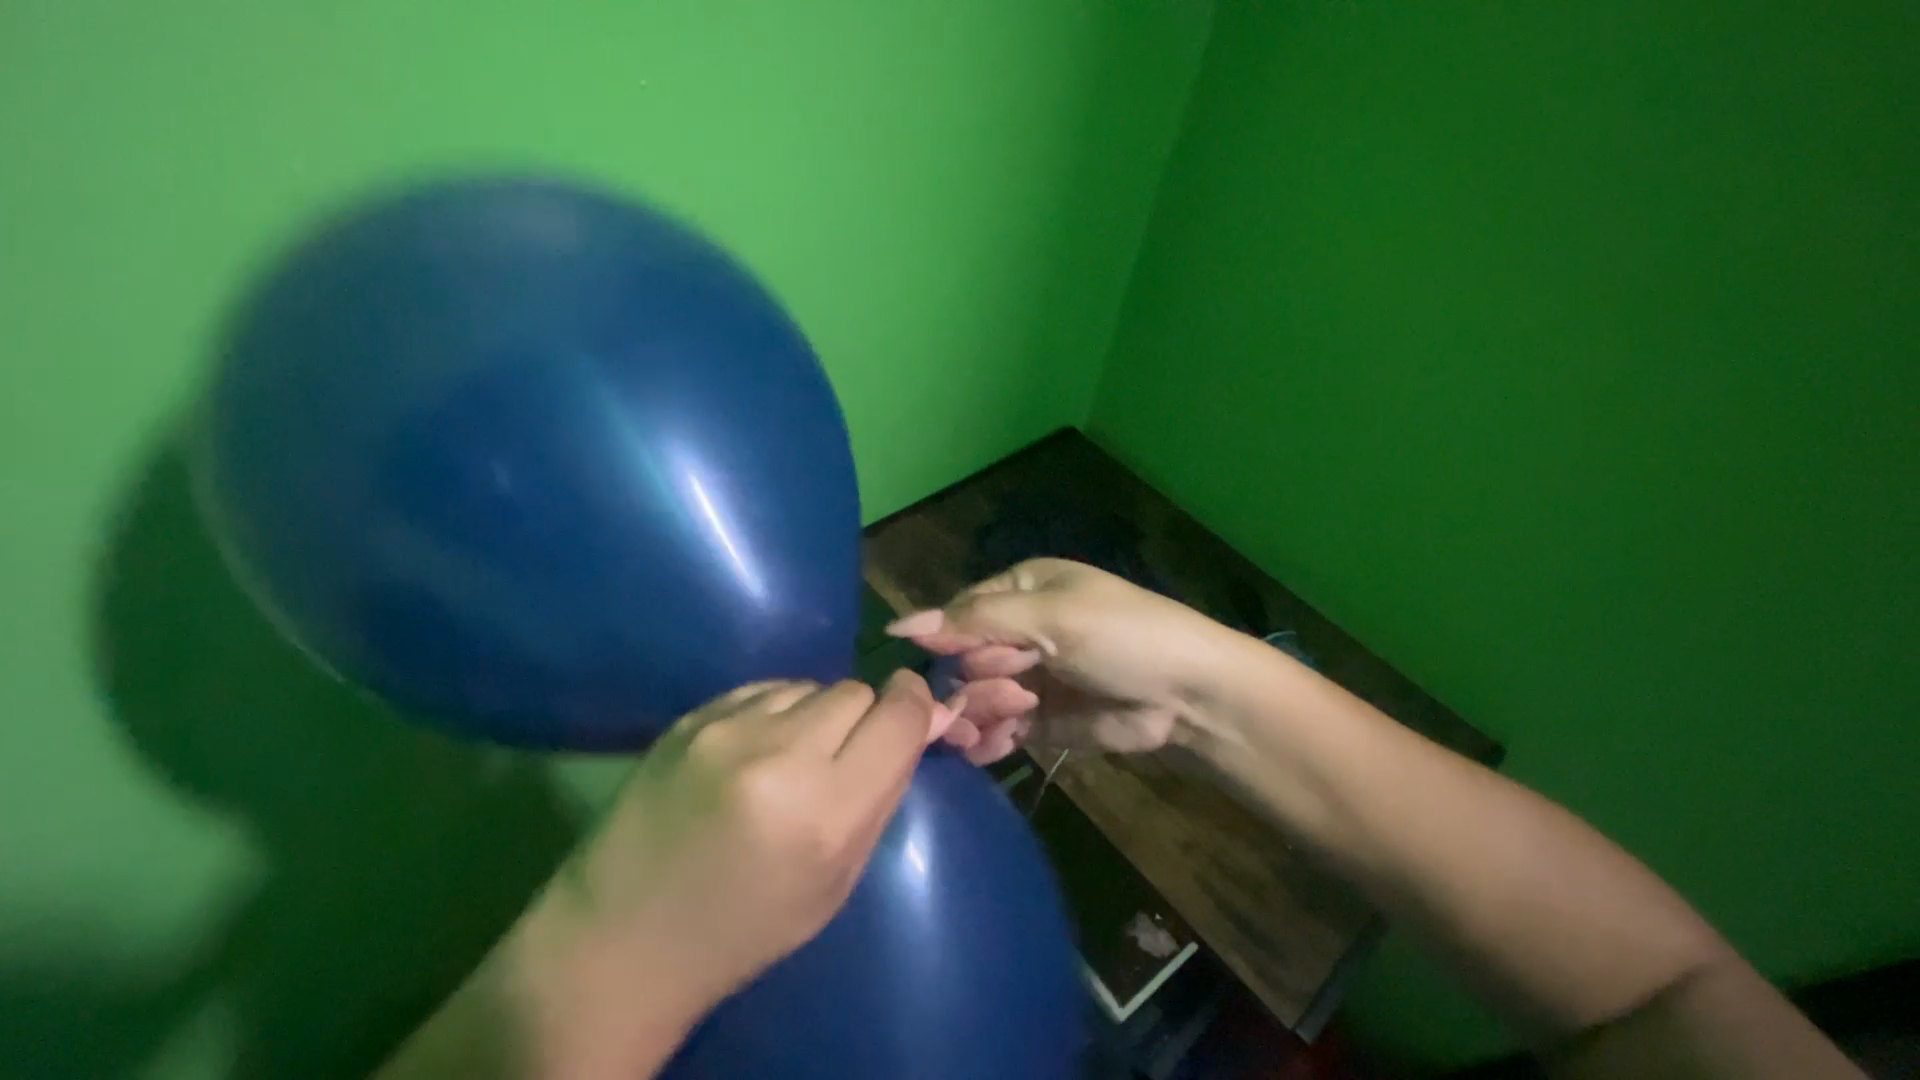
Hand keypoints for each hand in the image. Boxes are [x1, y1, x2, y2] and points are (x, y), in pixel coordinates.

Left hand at [515, 672, 956, 1076]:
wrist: (626, 935)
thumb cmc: (748, 926)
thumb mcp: (838, 880)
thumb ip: (884, 793)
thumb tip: (924, 719)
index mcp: (824, 811)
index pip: (898, 716)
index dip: (914, 707)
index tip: (912, 714)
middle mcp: (777, 754)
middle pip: (855, 692)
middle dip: (864, 717)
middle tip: (843, 757)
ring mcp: (725, 729)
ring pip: (809, 685)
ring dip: (816, 714)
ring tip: (790, 759)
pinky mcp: (689, 718)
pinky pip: (762, 689)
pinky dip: (774, 712)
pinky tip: (754, 752)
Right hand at [887, 558, 1236, 763]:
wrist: (1189, 694)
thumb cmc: (1123, 635)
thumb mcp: (1050, 616)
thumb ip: (975, 622)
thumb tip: (899, 626)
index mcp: (1020, 588)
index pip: (958, 614)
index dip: (952, 641)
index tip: (963, 663)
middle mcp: (1018, 630)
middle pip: (962, 660)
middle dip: (974, 680)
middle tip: (1012, 692)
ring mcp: (1028, 678)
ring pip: (974, 697)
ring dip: (978, 713)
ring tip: (1004, 724)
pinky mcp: (1038, 721)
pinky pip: (995, 730)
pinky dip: (986, 741)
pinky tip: (987, 748)